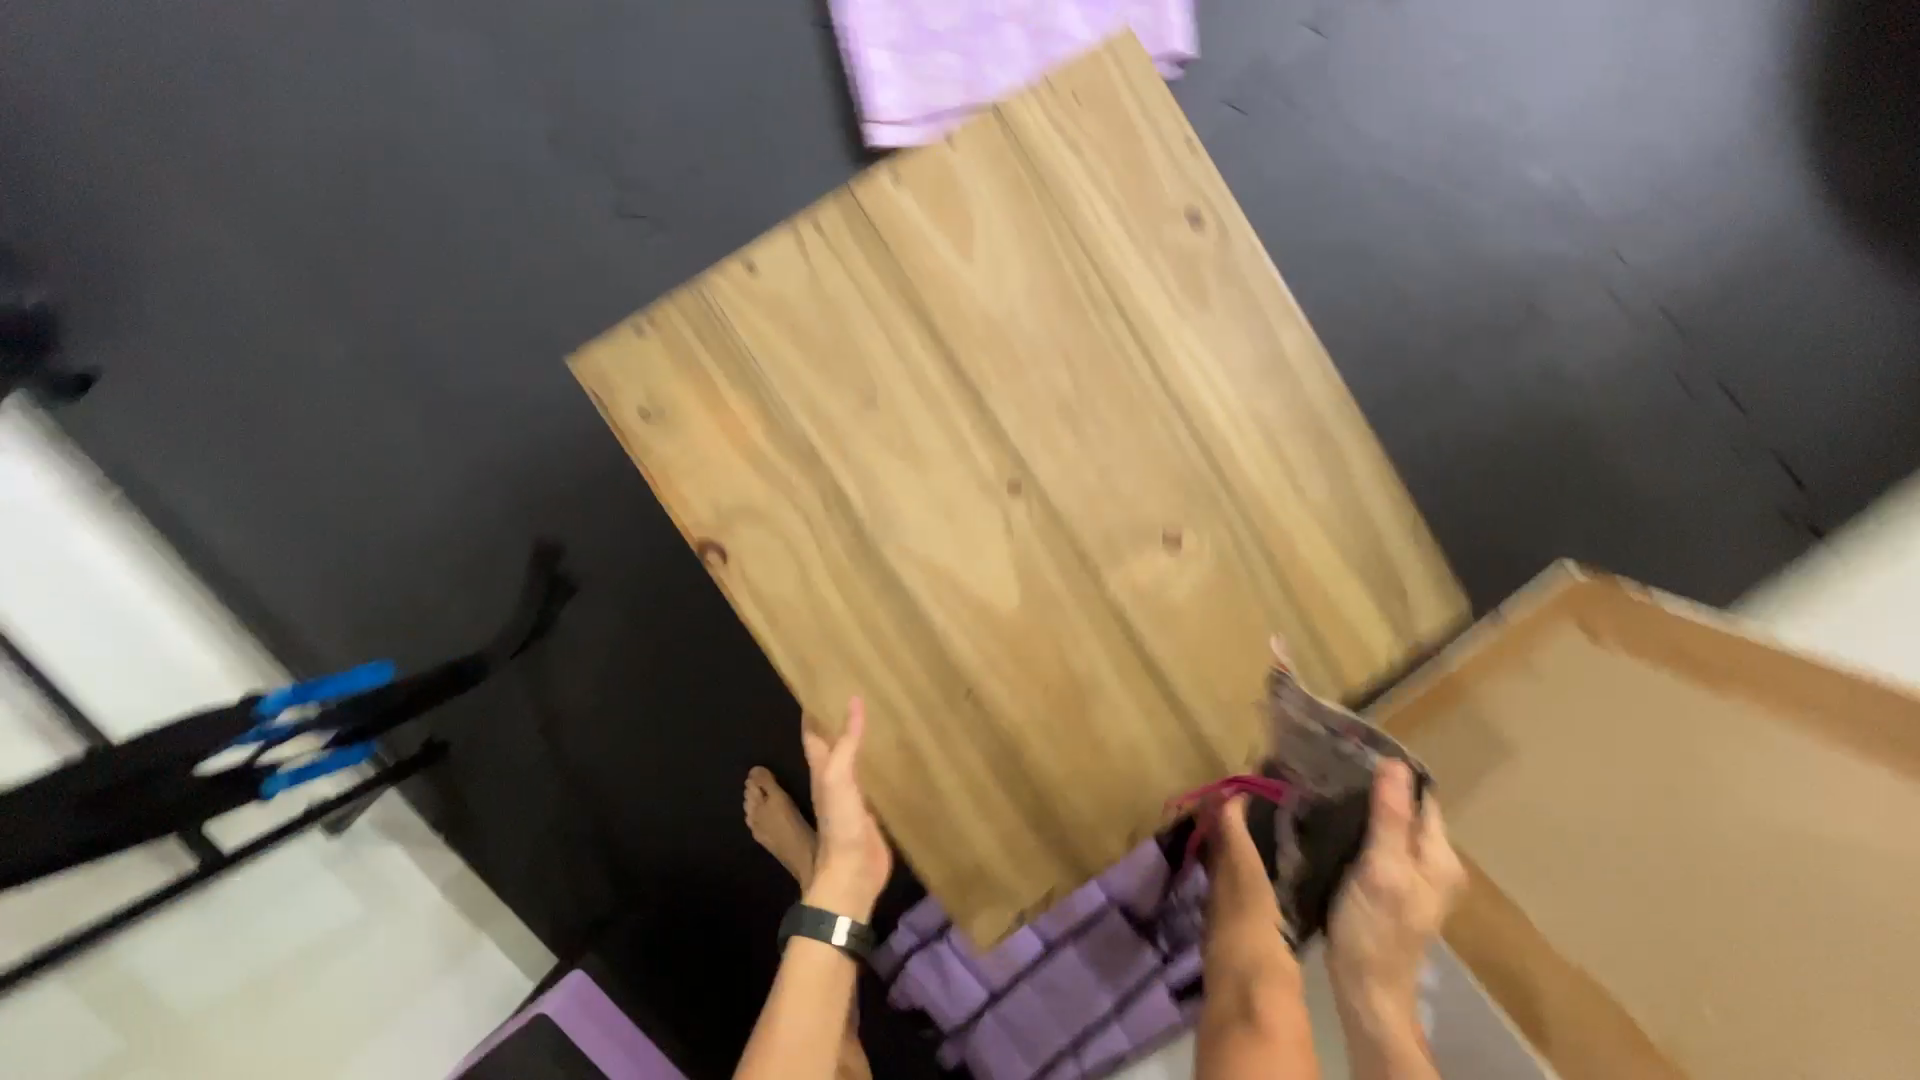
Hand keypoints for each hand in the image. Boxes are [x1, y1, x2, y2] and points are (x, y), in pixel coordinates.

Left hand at [799, 696, 892, 921]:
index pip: (814, 735)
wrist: (853, 873)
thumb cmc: (839, 824)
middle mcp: (834, 780)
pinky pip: (873, 782)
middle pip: (833, 746)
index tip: (820, 687)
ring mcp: (853, 797)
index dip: (813, 712)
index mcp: (821, 771)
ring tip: (877, 720)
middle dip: (837, 724)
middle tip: (855, 696)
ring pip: (853, 762)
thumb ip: (846, 743)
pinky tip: (893, 759)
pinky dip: (878, 767)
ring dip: (859, 744)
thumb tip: (853, 700)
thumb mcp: (837, 779)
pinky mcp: (872, 812)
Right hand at [1327, 760, 1464, 1037]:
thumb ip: (1391, 818)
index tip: (1350, 750)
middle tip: (1328, 767)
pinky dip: (1355, 830)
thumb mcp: (1382, 870)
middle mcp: (1432, 863)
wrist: (1365, 988)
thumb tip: (1394, 764)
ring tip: (1323, 787)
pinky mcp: (1386, 886)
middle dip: (1371, 787)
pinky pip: (1374, 844)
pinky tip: (1328, 822)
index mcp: (1441, 857)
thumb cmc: (1375, 929)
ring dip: (1361, 808)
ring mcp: (1409, 877)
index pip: (1421, 797)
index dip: (1390, 773)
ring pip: (1387, 827)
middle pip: (1404, 810)